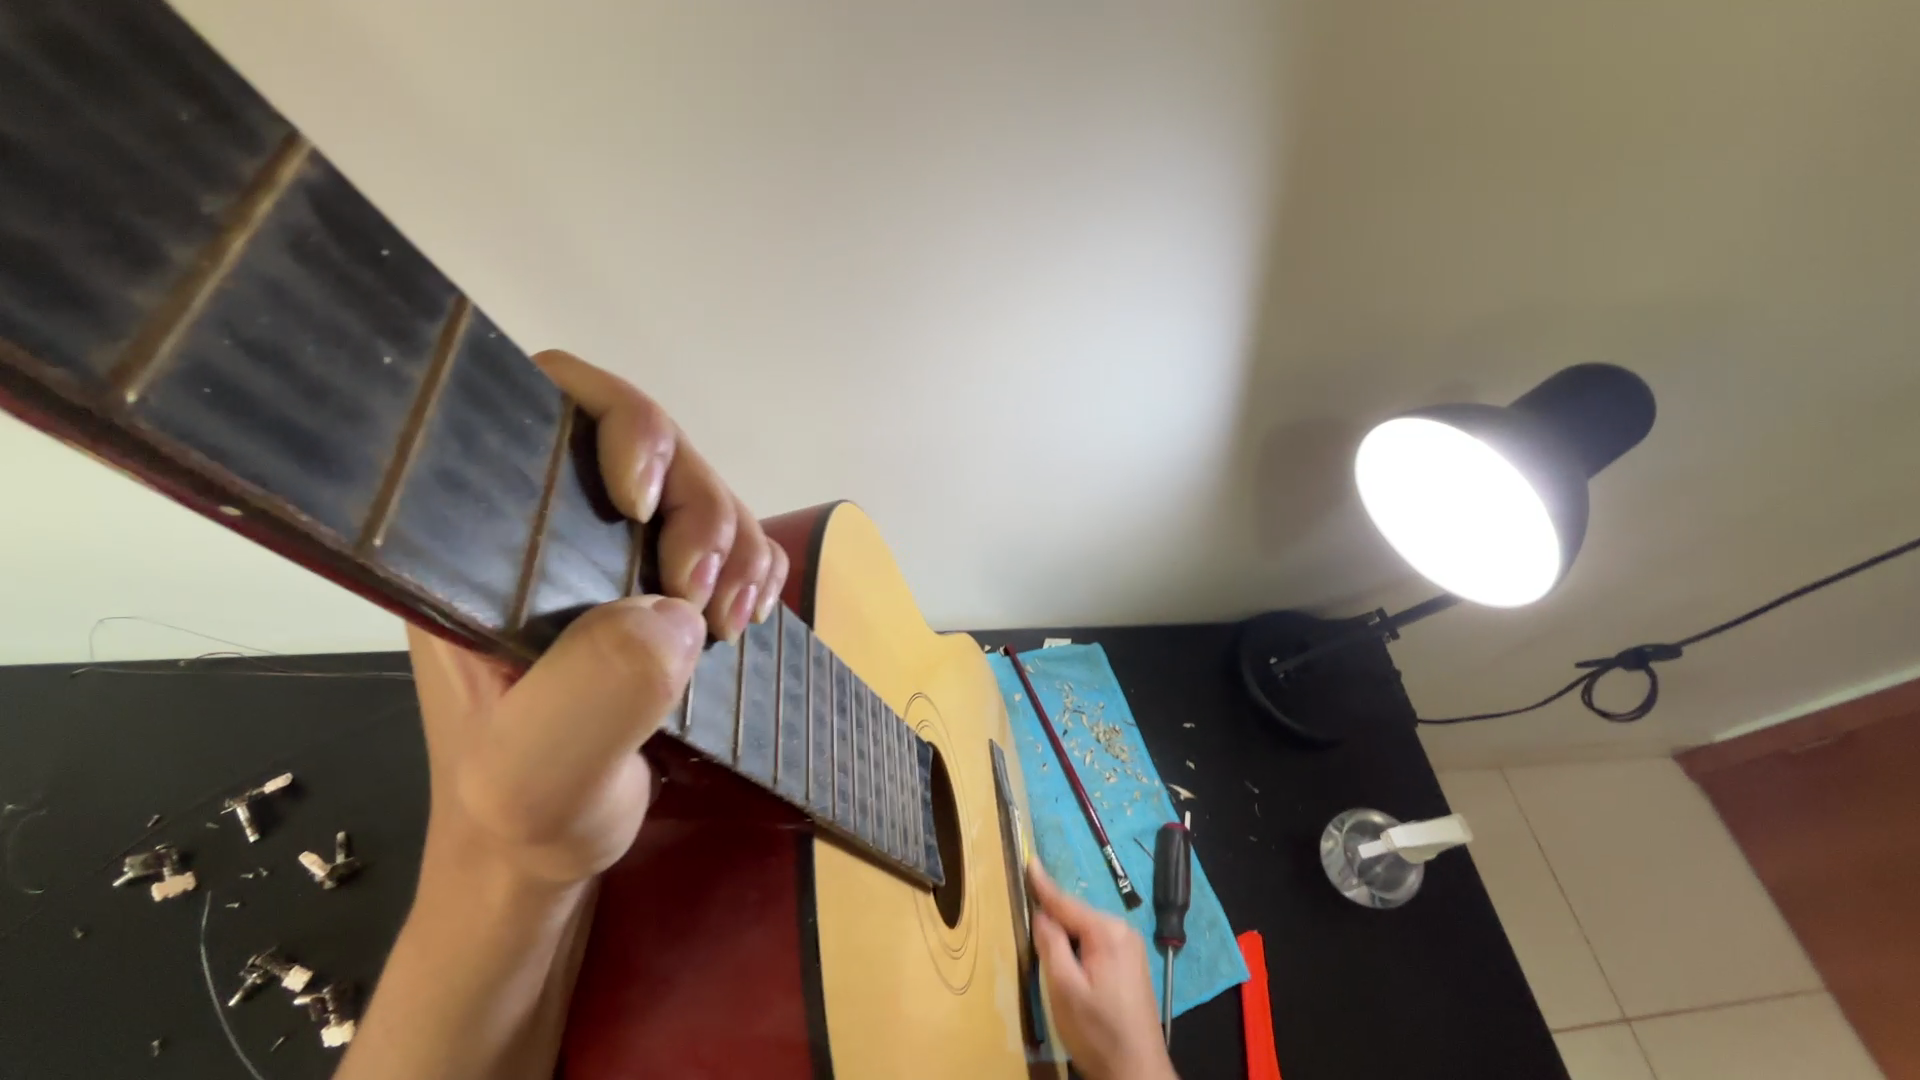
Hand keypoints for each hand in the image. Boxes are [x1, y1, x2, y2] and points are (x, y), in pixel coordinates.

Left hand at [346, 355, 782, 1079]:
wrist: (549, 847)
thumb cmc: (519, 812)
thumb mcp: (537, 772)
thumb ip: (597, 691)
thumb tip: (677, 611)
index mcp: (488, 543)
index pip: (547, 404)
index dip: (615, 421)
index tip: (643, 504)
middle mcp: (552, 530)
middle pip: (649, 441)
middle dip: (697, 506)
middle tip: (703, 595)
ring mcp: (614, 553)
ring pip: (700, 487)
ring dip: (735, 542)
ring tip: (727, 620)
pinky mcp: (662, 582)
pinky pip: (731, 536)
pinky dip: (756, 564)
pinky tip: (744, 615)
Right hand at [1028, 861, 1177, 1079]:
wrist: (1138, 1073)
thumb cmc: (1097, 1032)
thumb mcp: (1064, 988)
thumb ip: (1051, 944)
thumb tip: (1041, 914)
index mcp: (1106, 932)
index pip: (1065, 902)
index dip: (1043, 885)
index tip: (1028, 860)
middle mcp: (1122, 931)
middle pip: (1075, 915)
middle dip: (1052, 917)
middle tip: (1025, 917)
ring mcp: (1130, 947)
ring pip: (1085, 930)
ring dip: (1064, 935)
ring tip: (1041, 943)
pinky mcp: (1131, 964)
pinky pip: (1096, 943)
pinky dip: (1078, 946)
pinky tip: (1068, 963)